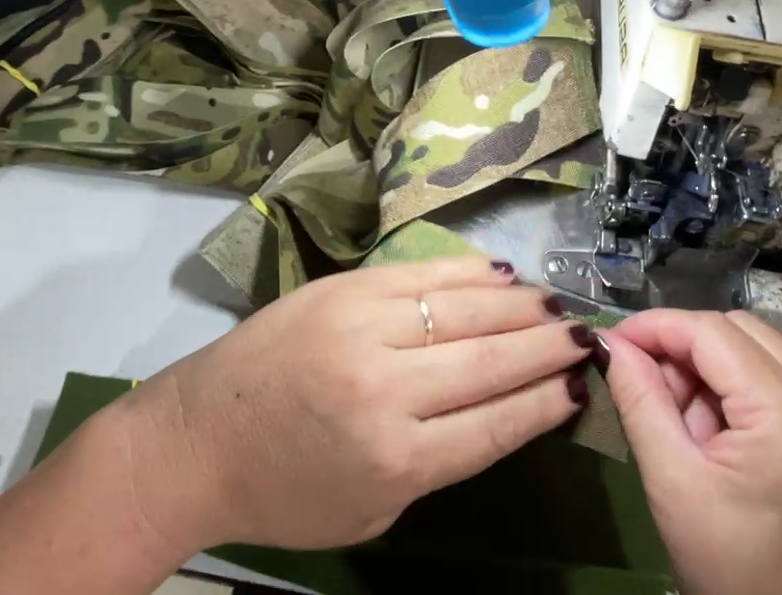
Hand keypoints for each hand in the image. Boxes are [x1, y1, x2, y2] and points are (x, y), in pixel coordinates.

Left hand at [98, 256, 593, 555]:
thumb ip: (436, 464)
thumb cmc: (283, 493)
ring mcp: (360, 328)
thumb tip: (499, 408)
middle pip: (489, 361)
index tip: (581, 383)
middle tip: (586, 336)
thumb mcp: (371, 510)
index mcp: (395, 460)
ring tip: (555, 304)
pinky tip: (502, 274)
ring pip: (462, 310)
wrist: (195, 440)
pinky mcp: (340, 289)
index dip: (545, 401)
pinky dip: (466, 272)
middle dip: (546, 348)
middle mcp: (385, 389)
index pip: (495, 424)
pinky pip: (418, 274)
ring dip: (519, 306)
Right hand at [602, 310, 781, 594]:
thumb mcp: (674, 485)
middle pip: (743, 333)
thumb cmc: (736, 577)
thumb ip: (641, 401)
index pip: (713, 332)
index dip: (656, 326)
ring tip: (684, 424)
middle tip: (646, 386)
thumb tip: (612, 343)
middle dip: (686, 347)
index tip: (614, 343)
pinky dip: (744, 396)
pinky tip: (721, 440)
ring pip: (766, 356)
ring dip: (714, 371)